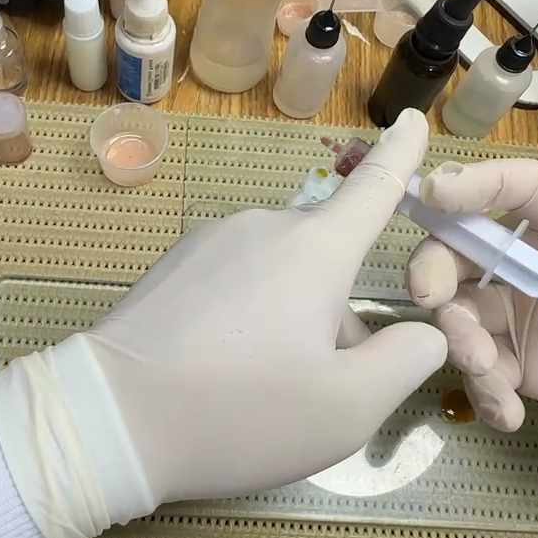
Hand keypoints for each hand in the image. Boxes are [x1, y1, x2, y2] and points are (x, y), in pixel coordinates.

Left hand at [0, 111, 447, 537]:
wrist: (111, 418)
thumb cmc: (241, 412)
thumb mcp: (347, 407)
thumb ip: (405, 361)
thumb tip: (426, 332)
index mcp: (313, 249)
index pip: (373, 188)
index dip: (401, 156)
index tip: (410, 119)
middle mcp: (262, 226)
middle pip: (326, 259)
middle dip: (336, 313)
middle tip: (315, 387)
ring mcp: (210, 240)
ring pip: (279, 272)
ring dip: (292, 316)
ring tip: (260, 386)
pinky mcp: (173, 262)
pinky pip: (234, 278)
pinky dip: (247, 314)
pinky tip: (219, 367)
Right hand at [405, 113, 537, 537]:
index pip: (521, 191)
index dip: (475, 187)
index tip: (433, 194)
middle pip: (469, 249)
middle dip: (437, 268)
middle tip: (429, 299)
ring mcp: (536, 318)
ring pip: (466, 309)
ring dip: (459, 337)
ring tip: (487, 374)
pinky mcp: (529, 367)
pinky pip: (485, 366)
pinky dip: (483, 389)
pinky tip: (507, 414)